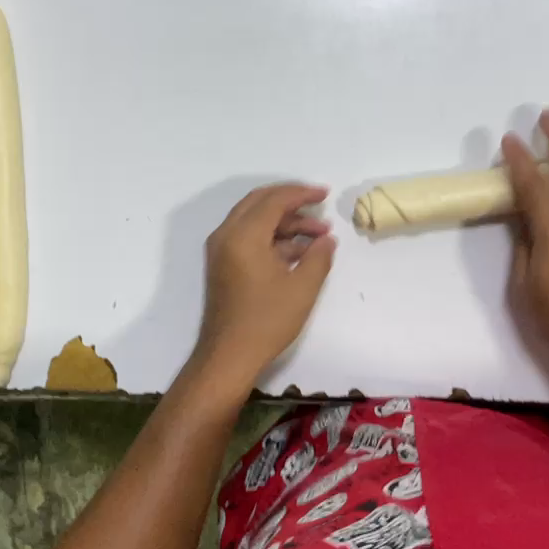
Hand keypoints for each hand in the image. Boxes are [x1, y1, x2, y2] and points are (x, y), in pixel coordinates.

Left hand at [193, 183, 336, 384]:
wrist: (228, 355)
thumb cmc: (267, 321)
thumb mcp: (303, 288)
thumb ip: (318, 257)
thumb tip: (327, 240)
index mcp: (243, 235)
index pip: (274, 200)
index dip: (302, 193)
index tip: (325, 194)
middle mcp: (226, 235)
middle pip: (260, 203)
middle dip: (292, 202)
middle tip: (319, 205)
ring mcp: (221, 250)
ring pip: (254, 220)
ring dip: (285, 222)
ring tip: (318, 235)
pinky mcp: (223, 265)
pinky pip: (248, 237)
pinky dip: (273, 237)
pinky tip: (299, 252)